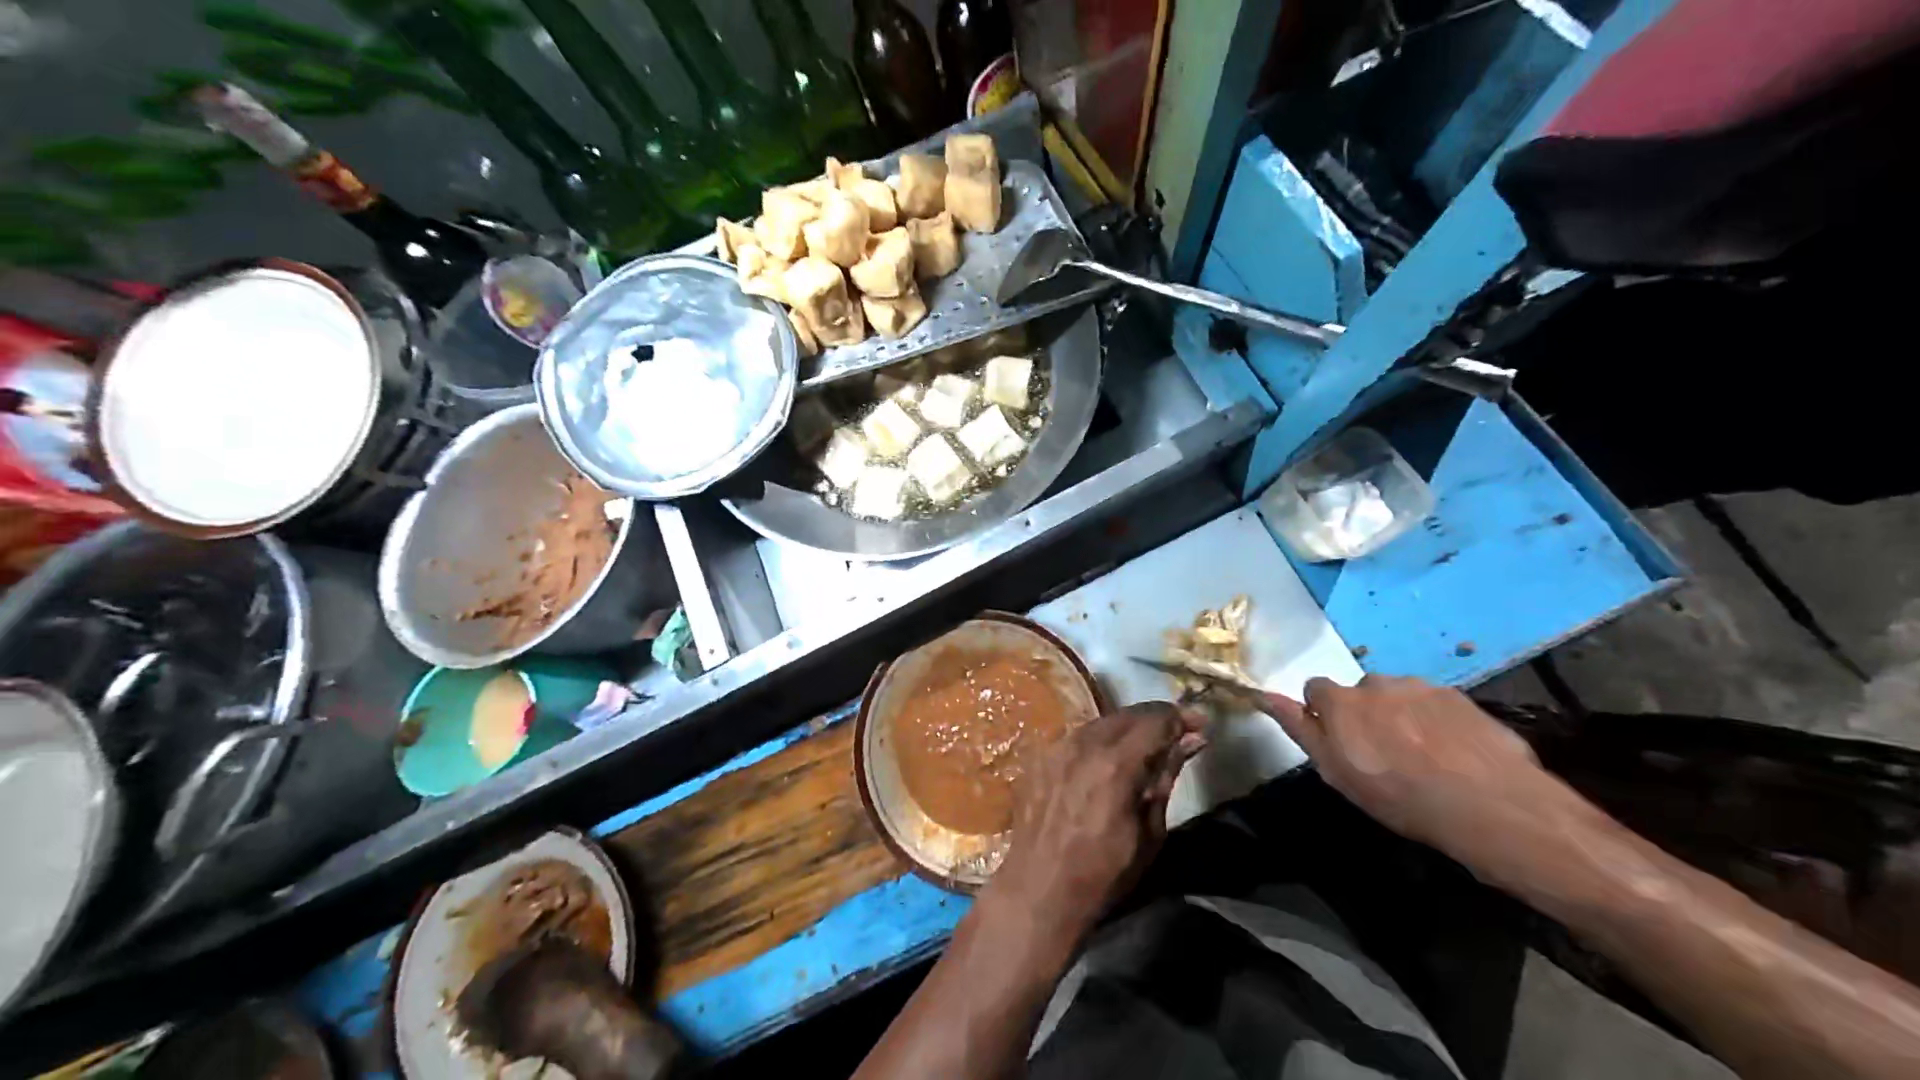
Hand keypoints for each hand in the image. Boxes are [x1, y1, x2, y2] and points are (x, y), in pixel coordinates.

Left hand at [982, 702, 1205, 942]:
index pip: (1155, 721)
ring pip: (1099, 722)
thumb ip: (1166, 777)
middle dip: (1156, 719)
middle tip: (1179, 733)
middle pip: (1126, 716)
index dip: (1181, 718)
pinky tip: (1108, 757)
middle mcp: (1082, 744)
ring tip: (1145, 745)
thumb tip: (1191, 741)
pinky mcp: (1039, 758)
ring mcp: (1055, 748)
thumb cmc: (1104, 873)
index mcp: (1115, 764)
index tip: (1200, 724)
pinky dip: (1098, 740)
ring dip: (1126, 727)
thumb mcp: (1150, 831)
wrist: (1039, 891)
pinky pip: (1075, 737)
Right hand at [1259, 675, 1594, 883]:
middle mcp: (1377, 683)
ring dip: (1400, 715)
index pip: (1315, 689)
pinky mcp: (1461, 698)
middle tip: (1383, 754)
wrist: (1490, 806)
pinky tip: (1452, 754)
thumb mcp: (1336, 771)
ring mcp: (1422, 688)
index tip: (1340, 743)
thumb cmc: (1399, 796)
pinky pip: (1435, 704)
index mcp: (1341, 701)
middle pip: (1360, 691)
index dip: (1324, 714)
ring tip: (1423, 756)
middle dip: (1365, 713)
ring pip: (1398, 696)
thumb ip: (1300, 729)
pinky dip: (1435, 721)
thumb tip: (1265, 695)